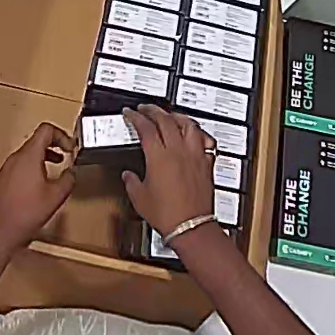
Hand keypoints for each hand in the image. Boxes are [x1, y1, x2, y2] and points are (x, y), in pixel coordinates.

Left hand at [0, 123, 75, 247]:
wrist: (1, 232)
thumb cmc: (26, 214)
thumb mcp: (57, 195)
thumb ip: (69, 178)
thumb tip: (71, 172)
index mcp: (29, 156)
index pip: (45, 130)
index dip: (62, 135)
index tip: (70, 147)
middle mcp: (15, 159)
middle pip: (37, 140)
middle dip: (55, 145)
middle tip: (67, 155)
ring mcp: (6, 169)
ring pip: (28, 152)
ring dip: (45, 155)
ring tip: (56, 167)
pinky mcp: (3, 179)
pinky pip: (20, 164)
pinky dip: (34, 166)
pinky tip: (41, 183)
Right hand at [120, 106, 216, 234]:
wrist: (190, 226)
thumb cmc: (167, 214)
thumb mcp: (139, 198)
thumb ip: (132, 182)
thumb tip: (128, 176)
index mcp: (158, 157)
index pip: (145, 127)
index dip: (136, 117)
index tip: (130, 113)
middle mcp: (178, 151)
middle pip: (166, 120)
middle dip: (153, 110)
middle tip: (146, 108)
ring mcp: (194, 155)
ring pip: (188, 124)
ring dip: (176, 116)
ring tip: (170, 115)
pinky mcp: (206, 163)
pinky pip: (204, 140)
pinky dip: (197, 132)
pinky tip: (194, 133)